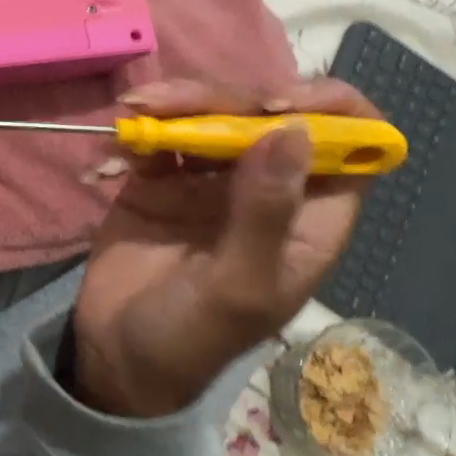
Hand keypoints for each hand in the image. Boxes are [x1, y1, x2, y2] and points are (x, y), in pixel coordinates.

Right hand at [71, 78, 381, 417]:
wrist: (117, 356)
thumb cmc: (193, 336)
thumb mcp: (237, 285)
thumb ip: (264, 213)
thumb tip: (290, 132)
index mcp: (309, 217)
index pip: (349, 143)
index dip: (325, 110)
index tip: (273, 106)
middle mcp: (264, 189)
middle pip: (262, 116)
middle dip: (220, 99)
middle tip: (166, 103)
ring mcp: (206, 182)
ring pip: (207, 116)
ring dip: (171, 105)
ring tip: (131, 112)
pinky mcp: (156, 182)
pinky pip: (153, 140)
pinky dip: (131, 137)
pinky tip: (107, 159)